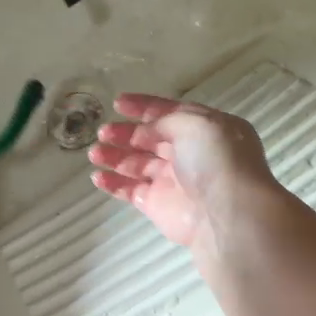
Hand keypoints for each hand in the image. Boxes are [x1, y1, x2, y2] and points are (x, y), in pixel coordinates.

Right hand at [88, 95, 276, 251]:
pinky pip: (129, 190)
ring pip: (136, 164)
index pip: (169, 112)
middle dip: (125, 133)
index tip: (117, 103)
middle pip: (149, 139)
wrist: (223, 211)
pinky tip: (97, 177)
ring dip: (114, 156)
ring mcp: (169, 180)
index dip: (143, 106)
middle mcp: (186, 153)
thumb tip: (144, 131)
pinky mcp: (155, 204)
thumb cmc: (215, 160)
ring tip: (93, 153)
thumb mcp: (195, 124)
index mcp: (202, 129)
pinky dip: (113, 183)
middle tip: (102, 132)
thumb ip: (166, 120)